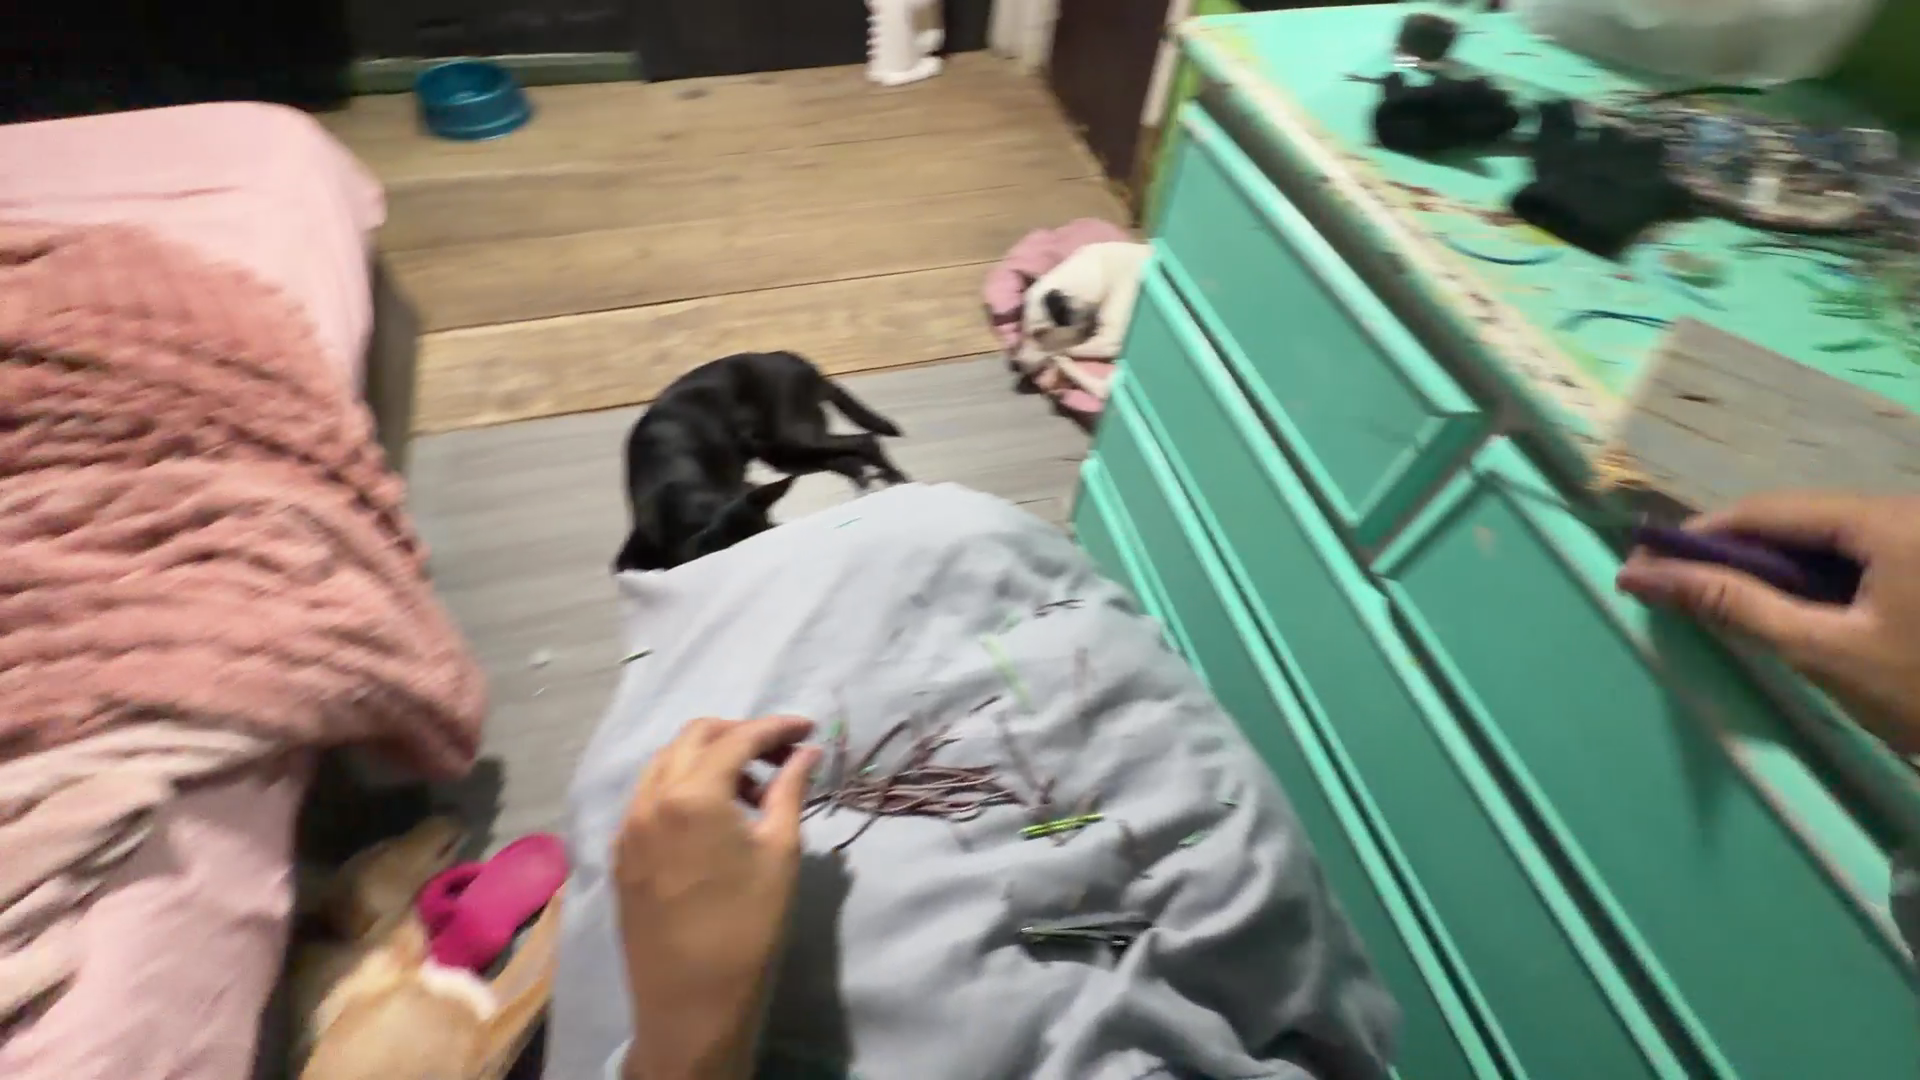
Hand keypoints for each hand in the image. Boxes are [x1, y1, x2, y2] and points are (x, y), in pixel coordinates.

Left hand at [614, 716, 820, 1079]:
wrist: (693, 1006)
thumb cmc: (748, 925)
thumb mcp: (780, 849)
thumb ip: (790, 789)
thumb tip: (807, 752)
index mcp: (692, 794)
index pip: (739, 738)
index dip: (777, 728)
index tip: (808, 731)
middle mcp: (651, 799)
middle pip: (695, 736)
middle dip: (740, 734)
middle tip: (779, 755)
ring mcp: (629, 826)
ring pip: (667, 762)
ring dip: (709, 757)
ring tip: (750, 788)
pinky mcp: (621, 853)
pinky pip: (650, 796)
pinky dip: (683, 786)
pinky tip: (713, 815)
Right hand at [1616, 492, 1919, 754]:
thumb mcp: (1821, 650)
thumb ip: (1727, 602)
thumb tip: (1636, 574)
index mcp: (1894, 522)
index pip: (1764, 511)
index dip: (1694, 536)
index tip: (1645, 567)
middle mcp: (1919, 512)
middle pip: (1799, 518)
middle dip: (1734, 552)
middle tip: (1685, 590)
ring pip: (1831, 534)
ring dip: (1774, 564)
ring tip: (1738, 601)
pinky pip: (1867, 549)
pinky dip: (1821, 573)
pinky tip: (1805, 605)